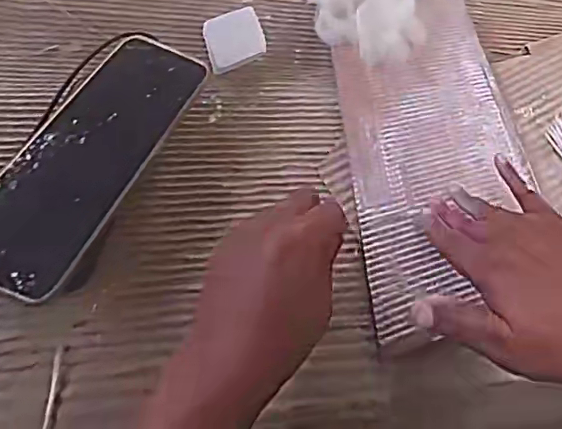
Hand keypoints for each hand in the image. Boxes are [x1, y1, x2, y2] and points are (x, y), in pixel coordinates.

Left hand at [139, 187, 345, 428]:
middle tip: (314, 247)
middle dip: (312, 218)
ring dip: (285, 229)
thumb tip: (327, 243)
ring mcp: (246, 232)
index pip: (331, 209)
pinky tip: (261, 275)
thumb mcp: (322, 304)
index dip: (336, 227)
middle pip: (303, 198)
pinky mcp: (225, 243)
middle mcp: (273, 225)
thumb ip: (327, 262)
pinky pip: (253, 229)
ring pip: (276, 211)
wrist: (225, 363)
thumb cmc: (275, 343)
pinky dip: (262, 242)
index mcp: (303, 237)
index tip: (334, 241)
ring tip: (284, 268)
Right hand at [416, 158, 561, 389]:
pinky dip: (512, 177)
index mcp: (491, 270)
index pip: (453, 245)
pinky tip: (503, 165)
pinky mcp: (554, 225)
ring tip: (455, 193)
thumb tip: (422, 308)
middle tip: (433, 203)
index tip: (422, 219)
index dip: (435, 232)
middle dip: (449, 214)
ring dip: (471, 201)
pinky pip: (526, 194)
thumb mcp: (503, 344)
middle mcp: (507, 243)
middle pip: (469, 224)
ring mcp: (532, 230)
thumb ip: (459, 321)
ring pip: (492, 210)